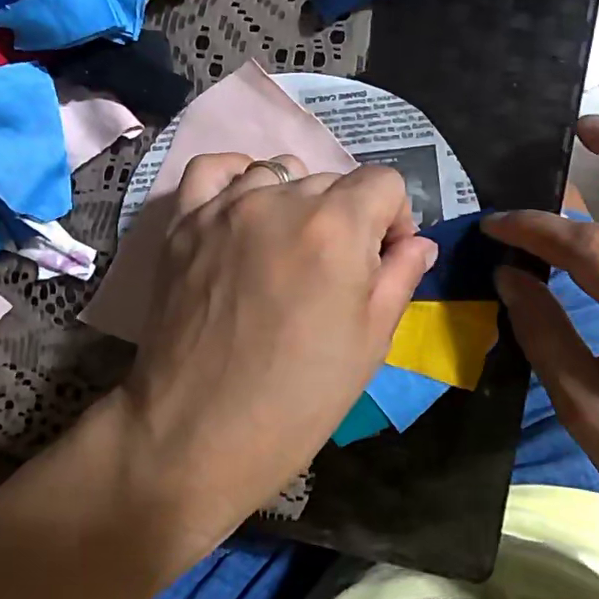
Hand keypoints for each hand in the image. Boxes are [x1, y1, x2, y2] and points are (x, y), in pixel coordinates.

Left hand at [116, 155, 437, 536]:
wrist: (199, 428)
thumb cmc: (297, 398)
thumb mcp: (369, 343)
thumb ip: (399, 277)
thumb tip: (417, 241)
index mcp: (335, 226)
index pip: (381, 182)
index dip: (393, 218)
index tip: (383, 258)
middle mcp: (277, 200)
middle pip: (329, 180)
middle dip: (345, 217)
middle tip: (331, 271)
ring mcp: (222, 208)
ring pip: (274, 173)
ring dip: (292, 201)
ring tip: (284, 250)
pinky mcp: (181, 223)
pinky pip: (210, 171)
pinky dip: (232, 176)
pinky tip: (242, 206)